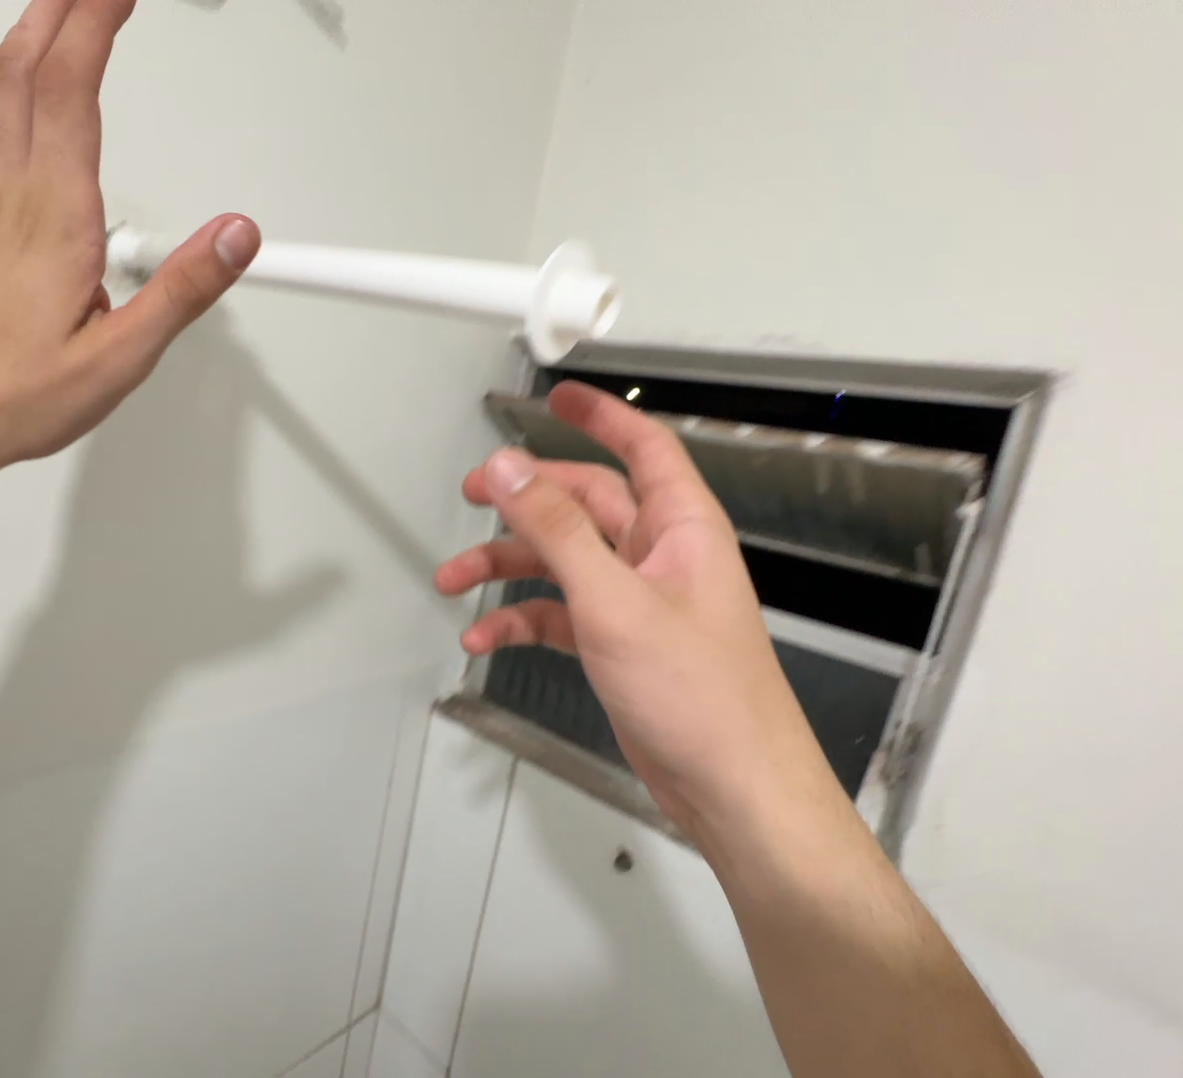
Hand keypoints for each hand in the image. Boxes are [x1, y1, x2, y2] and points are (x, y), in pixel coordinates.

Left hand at [0, 0, 261, 483]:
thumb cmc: (9, 392)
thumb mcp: (119, 357)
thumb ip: (182, 292)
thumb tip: (235, 236)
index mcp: (54, 217)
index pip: (71, 87)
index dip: (96, 19)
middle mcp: (11, 196)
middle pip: (25, 66)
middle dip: (62, 5)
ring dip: (27, 34)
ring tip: (56, 10)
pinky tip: (7, 93)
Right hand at [436, 382, 850, 848]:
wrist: (729, 786)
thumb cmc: (702, 697)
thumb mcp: (614, 601)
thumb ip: (556, 530)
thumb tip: (510, 469)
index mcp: (679, 528)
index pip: (642, 447)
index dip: (601, 415)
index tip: (559, 397)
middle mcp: (657, 556)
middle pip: (581, 504)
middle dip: (523, 499)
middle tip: (475, 490)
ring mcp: (633, 599)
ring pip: (558, 560)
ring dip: (505, 565)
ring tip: (454, 578)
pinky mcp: (614, 640)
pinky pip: (554, 612)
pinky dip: (517, 620)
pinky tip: (484, 636)